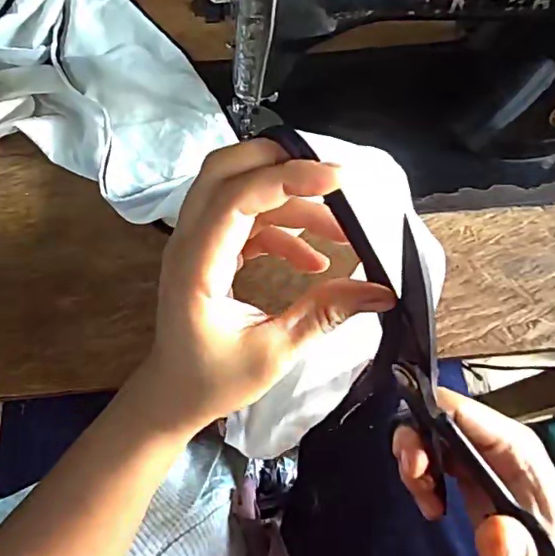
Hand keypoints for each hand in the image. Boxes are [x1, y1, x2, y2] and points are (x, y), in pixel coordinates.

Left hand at [120, 139, 397, 437]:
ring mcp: (196, 242)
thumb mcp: (272, 353)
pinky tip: (314, 259)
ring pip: (238, 189)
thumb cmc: (211, 379)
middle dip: (280, 163)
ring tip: (342, 229)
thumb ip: (323, 315)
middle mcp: (188, 242)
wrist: (174, 392)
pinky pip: (245, 218)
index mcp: (196, 264)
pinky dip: (281, 225)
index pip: (235, 197)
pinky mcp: (210, 250)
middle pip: (225, 170)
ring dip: (290, 199)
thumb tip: (379, 291)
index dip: (287, 178)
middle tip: (331, 179)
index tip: (338, 178)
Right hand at [393, 385, 554, 555]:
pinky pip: (429, 454)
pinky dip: (419, 476)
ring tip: (427, 500)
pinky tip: (433, 505)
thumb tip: (491, 536)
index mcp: (515, 445)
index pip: (458, 408)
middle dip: (414, 443)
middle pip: (435, 414)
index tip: (416, 461)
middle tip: (417, 480)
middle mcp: (494, 440)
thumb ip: (518, 549)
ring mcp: (480, 453)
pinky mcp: (467, 468)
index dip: (426, 422)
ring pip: (426, 432)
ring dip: (414, 463)